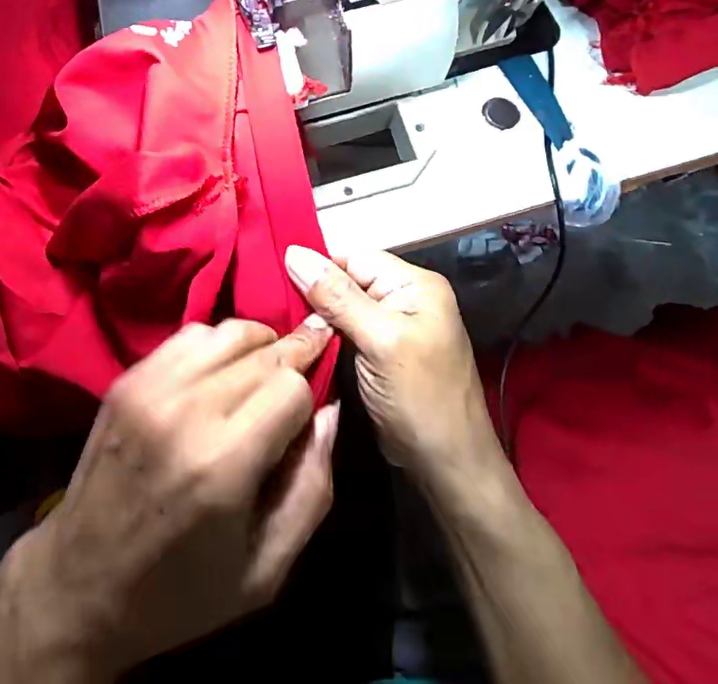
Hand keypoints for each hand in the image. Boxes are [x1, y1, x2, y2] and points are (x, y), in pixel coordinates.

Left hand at [12, 318, 338, 674]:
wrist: (74, 589)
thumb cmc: (181, 590)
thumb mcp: (267, 569)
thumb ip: (313, 486)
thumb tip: (330, 411)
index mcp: (222, 463)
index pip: (293, 387)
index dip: (307, 403)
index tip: (302, 425)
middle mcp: (185, 413)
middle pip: (267, 352)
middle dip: (293, 365)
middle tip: (298, 387)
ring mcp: (150, 390)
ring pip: (233, 332)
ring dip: (260, 348)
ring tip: (262, 376)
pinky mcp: (127, 381)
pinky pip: (193, 335)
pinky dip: (220, 344)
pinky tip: (222, 374)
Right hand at [284, 245, 497, 485]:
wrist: (447, 463)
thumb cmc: (420, 397)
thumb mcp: (379, 340)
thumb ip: (338, 297)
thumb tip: (295, 254)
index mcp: (415, 284)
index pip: (356, 258)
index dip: (318, 267)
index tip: (274, 280)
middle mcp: (406, 299)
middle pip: (348, 283)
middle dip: (313, 294)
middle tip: (270, 309)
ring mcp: (394, 329)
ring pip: (343, 311)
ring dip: (316, 319)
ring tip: (277, 327)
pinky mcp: (382, 356)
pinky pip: (347, 335)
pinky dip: (325, 339)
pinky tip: (298, 345)